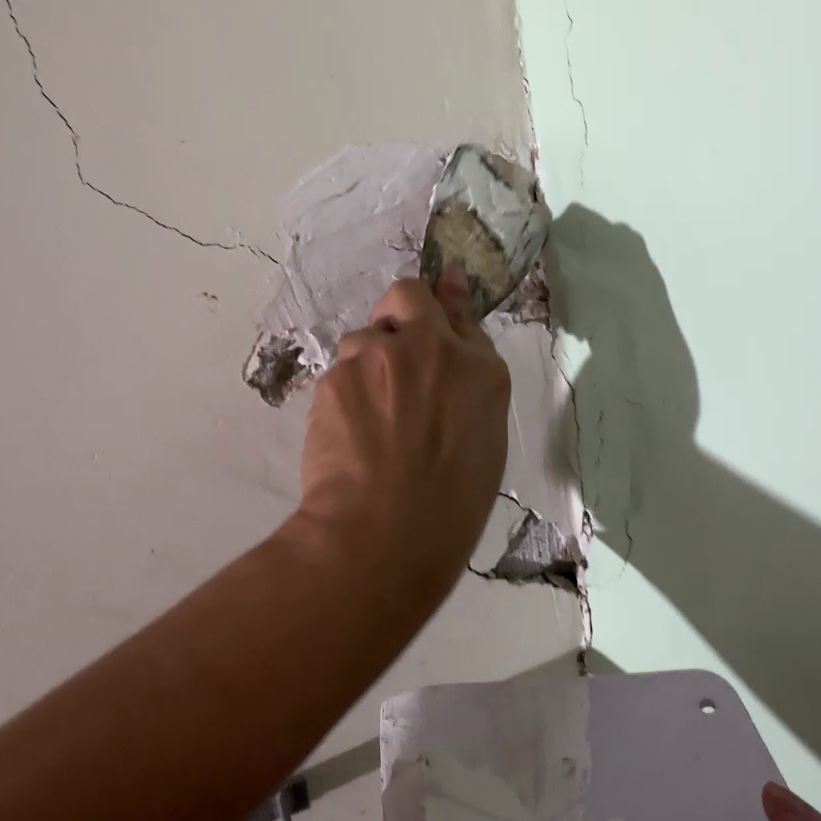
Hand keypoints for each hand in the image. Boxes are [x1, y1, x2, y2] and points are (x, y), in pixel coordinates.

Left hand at [294, 265, 511, 593]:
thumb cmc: (448, 510)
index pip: (461, 311)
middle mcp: (433, 349)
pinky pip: (339, 372)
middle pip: (409, 295)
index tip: (441, 285)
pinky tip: (345, 435)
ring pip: (364, 337)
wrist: (382, 535)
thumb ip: (468, 392)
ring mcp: (381, 356)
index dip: (446, 300)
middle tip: (392, 353)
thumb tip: (452, 367)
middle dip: (400, 311)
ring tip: (366, 418)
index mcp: (482, 370)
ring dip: (366, 363)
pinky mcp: (337, 374)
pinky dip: (342, 395)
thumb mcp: (482, 445)